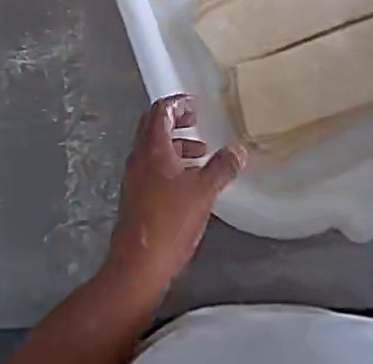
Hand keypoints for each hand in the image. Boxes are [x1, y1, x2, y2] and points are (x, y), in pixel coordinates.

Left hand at [103, 95, 243, 294]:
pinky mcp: (135, 198)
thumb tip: (239, 150)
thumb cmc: (169, 221)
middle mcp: (139, 158)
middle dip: (177, 121)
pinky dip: (171, 164)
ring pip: (154, 149)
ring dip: (176, 144)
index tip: (197, 106)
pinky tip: (190, 182)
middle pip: (153, 126)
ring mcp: (134, 178)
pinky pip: (153, 168)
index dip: (179, 103)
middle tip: (198, 122)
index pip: (160, 110)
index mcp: (152, 147)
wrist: (137, 267)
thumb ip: (222, 167)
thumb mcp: (203, 191)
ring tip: (201, 154)